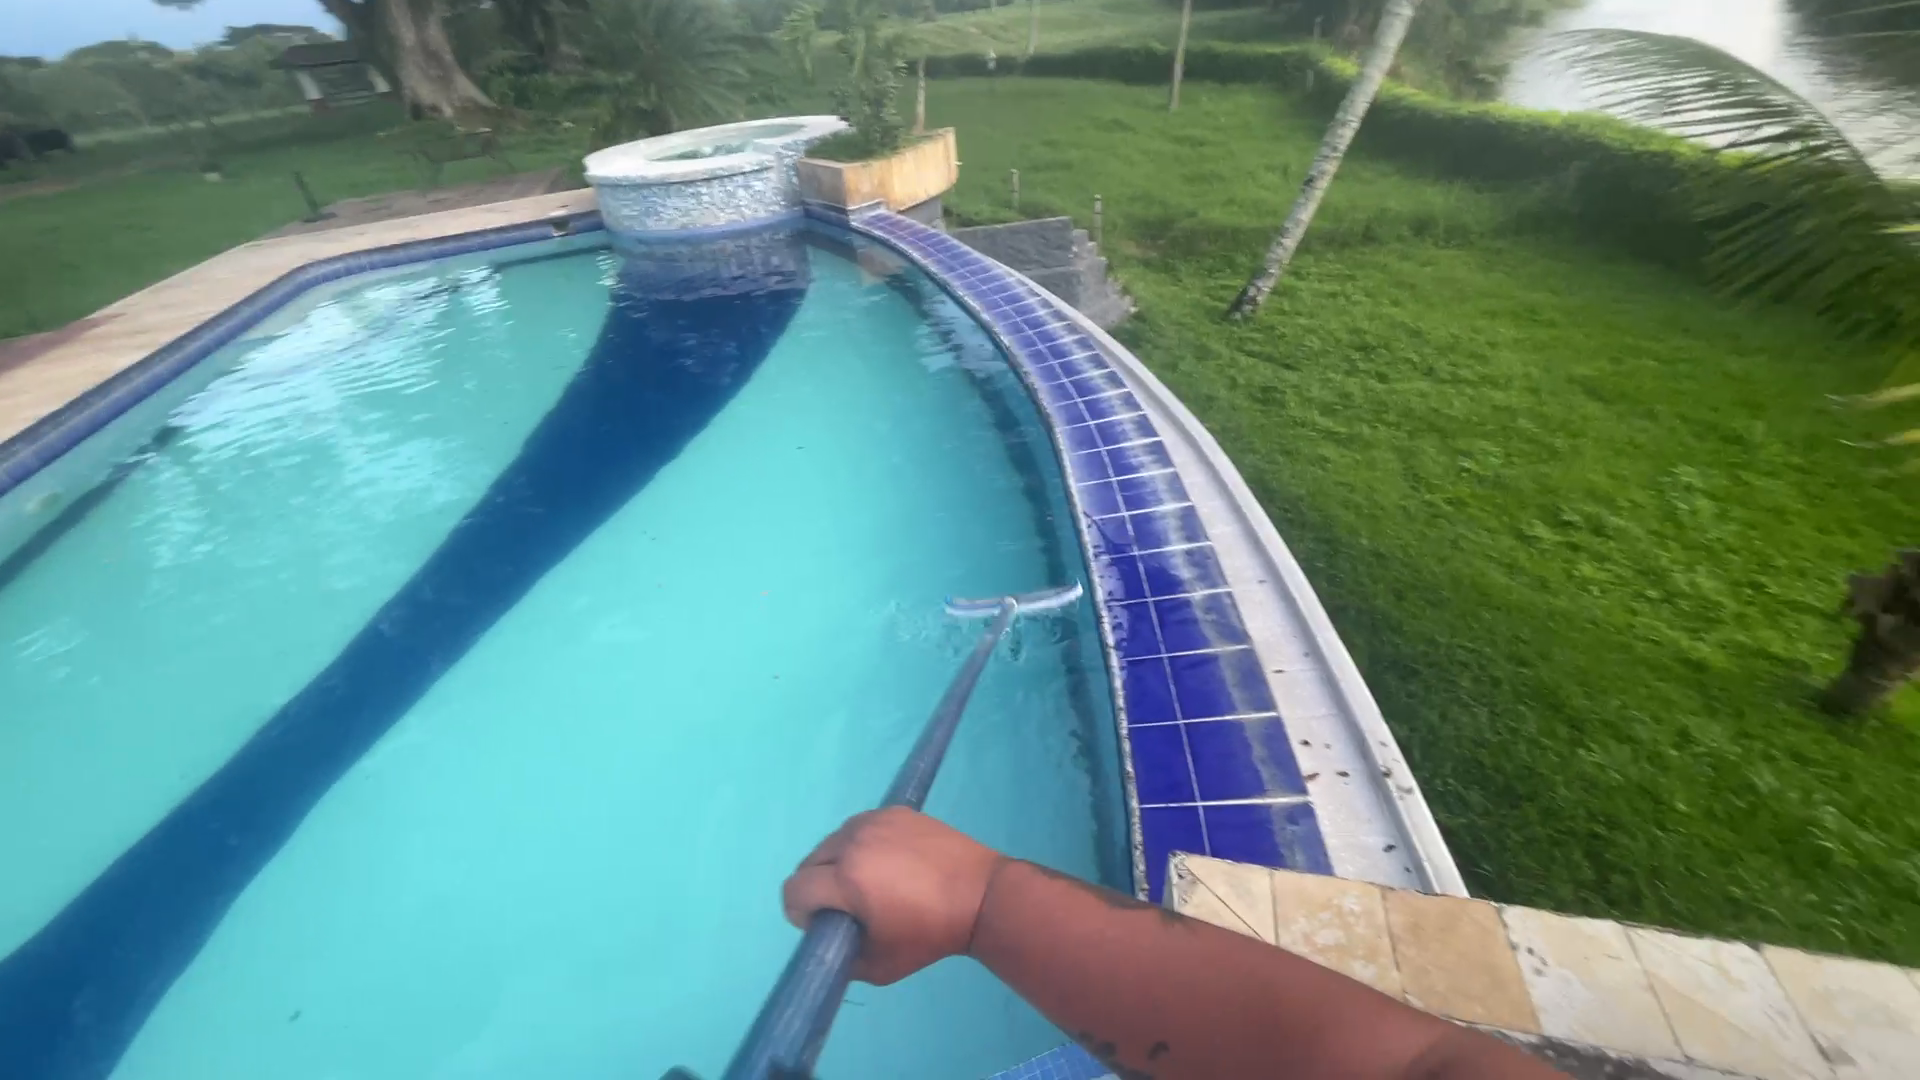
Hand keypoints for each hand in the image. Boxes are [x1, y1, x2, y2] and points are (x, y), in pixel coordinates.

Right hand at [782, 807, 1009, 984]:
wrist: (978, 894)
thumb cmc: (929, 934)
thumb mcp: (878, 967)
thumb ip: (840, 955)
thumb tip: (826, 938)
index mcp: (846, 878)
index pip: (794, 890)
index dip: (801, 913)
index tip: (826, 922)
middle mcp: (854, 841)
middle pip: (809, 862)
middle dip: (819, 886)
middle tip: (848, 904)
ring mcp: (875, 819)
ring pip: (833, 841)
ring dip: (838, 862)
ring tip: (870, 880)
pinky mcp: (895, 810)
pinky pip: (861, 826)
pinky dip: (863, 843)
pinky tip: (890, 860)